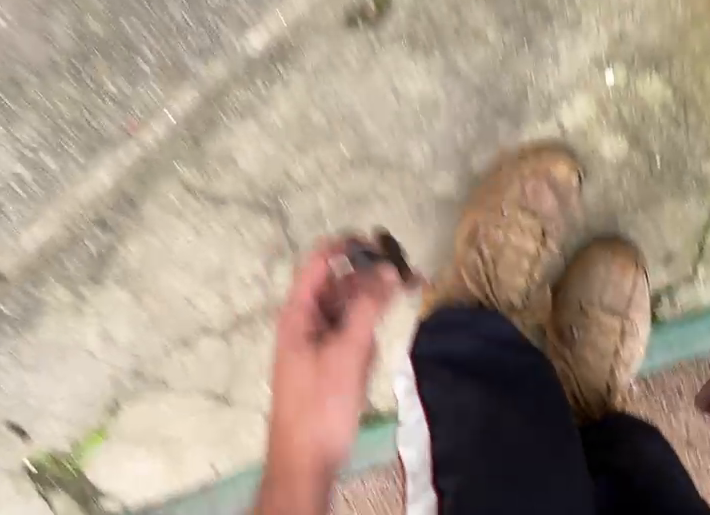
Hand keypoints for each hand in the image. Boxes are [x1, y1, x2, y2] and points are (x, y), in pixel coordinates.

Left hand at [257, 240, 403, 514]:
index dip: (349, 245)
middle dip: (372, 272)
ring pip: (351, 303)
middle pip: (341, 280)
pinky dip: (371, 322)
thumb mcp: (347, 352)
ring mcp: (320, 338)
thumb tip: (390, 269)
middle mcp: (307, 318)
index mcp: (299, 311)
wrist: (306, 464)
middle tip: (408, 270)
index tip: (383, 244)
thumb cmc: (321, 405)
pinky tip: (388, 328)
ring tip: (410, 287)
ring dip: (377, 296)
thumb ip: (368, 306)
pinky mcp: (332, 357)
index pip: (321, 260)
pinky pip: (353, 327)